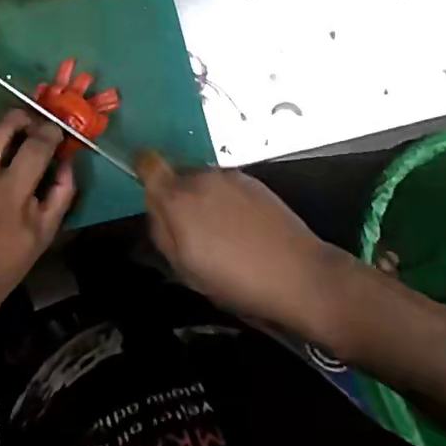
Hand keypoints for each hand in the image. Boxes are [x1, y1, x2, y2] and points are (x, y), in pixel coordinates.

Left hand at [0, 112, 77, 305]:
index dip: (51, 132)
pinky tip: (6, 149)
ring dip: (6, 123)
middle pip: (1, 125)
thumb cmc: (10, 259)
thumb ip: (62, 191)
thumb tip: (67, 158)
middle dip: (24, 116)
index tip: (60, 131)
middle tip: (40, 124)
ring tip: (24, 133)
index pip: (34, 146)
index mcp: (8, 195)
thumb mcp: (46, 230)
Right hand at [139, 152, 372, 348]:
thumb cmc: (236, 281)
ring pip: (202, 181)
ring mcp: (230, 177)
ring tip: (220, 234)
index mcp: (177, 198)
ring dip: (202, 199)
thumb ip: (161, 231)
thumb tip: (154, 207)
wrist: (300, 276)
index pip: (148, 164)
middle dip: (176, 196)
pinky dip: (225, 201)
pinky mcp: (254, 182)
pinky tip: (241, 230)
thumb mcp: (185, 269)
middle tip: (189, 231)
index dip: (144, 172)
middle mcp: (200, 178)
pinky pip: (226, 186)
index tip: (150, 191)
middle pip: (175, 175)